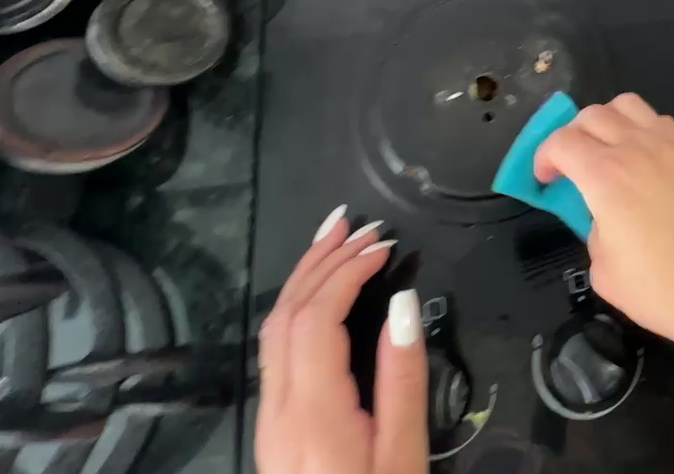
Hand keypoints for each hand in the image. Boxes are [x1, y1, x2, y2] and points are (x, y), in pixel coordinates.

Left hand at [255, 208, 426, 473]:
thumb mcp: (403, 452)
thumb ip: (402, 377)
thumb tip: (402, 302)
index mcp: (313, 413)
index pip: (317, 318)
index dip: (348, 270)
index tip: (386, 243)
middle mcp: (279, 408)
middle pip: (287, 314)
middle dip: (323, 258)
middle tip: (360, 222)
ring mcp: (270, 416)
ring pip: (274, 327)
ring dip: (306, 274)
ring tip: (336, 236)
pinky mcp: (274, 423)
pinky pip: (277, 346)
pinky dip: (299, 302)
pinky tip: (320, 289)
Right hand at [534, 93, 673, 353]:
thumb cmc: (664, 291)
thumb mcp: (604, 271)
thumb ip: (594, 230)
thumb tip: (604, 215)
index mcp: (606, 177)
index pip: (562, 142)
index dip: (544, 157)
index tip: (546, 179)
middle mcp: (638, 149)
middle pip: (592, 115)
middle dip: (572, 135)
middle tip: (571, 165)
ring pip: (629, 105)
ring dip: (608, 122)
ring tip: (608, 152)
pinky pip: (662, 122)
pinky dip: (643, 130)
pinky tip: (647, 161)